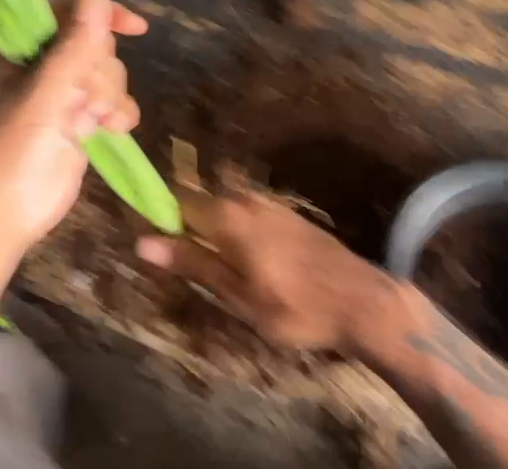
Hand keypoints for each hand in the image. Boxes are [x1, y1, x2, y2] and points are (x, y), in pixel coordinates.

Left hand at [0, 0, 146, 247]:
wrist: (5, 214)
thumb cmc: (13, 153)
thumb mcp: (43, 99)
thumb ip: (72, 52)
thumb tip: (97, 2)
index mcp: (29, 53)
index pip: (72, 13)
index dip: (103, 15)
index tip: (135, 28)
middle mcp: (49, 68)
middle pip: (98, 46)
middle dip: (102, 73)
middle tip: (85, 103)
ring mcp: (67, 97)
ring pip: (109, 76)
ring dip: (111, 97)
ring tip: (95, 124)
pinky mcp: (82, 124)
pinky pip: (115, 104)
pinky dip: (120, 114)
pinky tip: (113, 131)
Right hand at [135, 192, 396, 351]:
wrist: (364, 302)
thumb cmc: (296, 307)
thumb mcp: (238, 296)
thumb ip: (193, 264)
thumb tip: (142, 243)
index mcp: (226, 216)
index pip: (175, 203)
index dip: (160, 222)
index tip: (153, 247)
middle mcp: (245, 200)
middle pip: (201, 206)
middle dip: (188, 231)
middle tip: (190, 272)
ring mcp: (269, 204)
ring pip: (225, 213)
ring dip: (215, 235)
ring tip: (222, 275)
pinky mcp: (288, 214)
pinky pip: (248, 217)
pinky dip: (239, 236)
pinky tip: (251, 267)